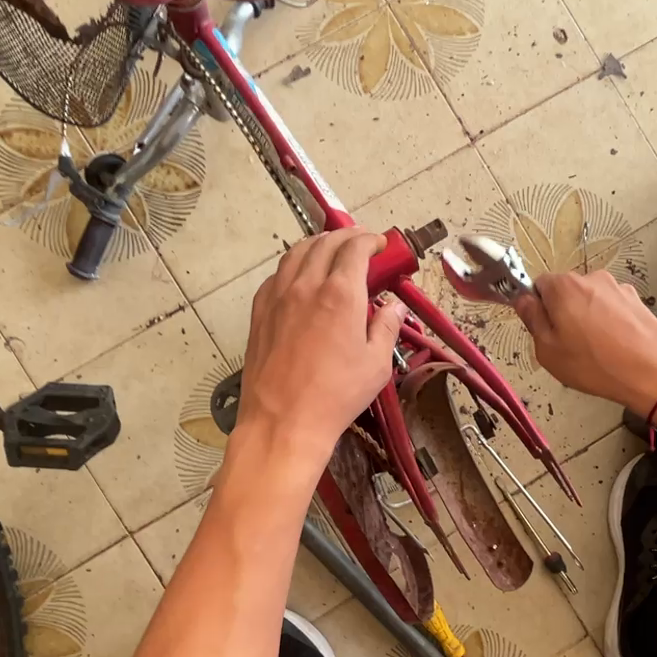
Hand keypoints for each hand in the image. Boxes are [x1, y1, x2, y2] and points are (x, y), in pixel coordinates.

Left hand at [240, 228, 406, 453]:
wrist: (284, 420)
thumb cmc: (336, 395)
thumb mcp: (376, 364)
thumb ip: (387, 328)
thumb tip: (395, 308)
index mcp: (341, 295)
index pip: (355, 249)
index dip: (369, 240)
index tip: (379, 244)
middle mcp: (307, 286)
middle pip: (325, 243)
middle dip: (346, 236)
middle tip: (360, 241)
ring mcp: (279, 297)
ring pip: (297, 253)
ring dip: (318, 244)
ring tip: (330, 248)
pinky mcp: (260, 312)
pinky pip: (277, 275)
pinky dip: (293, 265)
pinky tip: (300, 275)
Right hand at [515, 269, 656, 411]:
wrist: (653, 372)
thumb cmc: (595, 365)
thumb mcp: (548, 350)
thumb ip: (532, 319)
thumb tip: (524, 300)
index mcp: (564, 286)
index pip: (538, 285)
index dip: (537, 308)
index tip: (542, 331)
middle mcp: (591, 278)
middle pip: (565, 292)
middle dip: (562, 314)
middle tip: (566, 346)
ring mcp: (617, 288)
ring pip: (590, 301)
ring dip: (586, 319)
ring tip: (594, 351)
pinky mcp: (636, 301)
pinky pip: (611, 309)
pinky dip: (608, 323)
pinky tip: (613, 347)